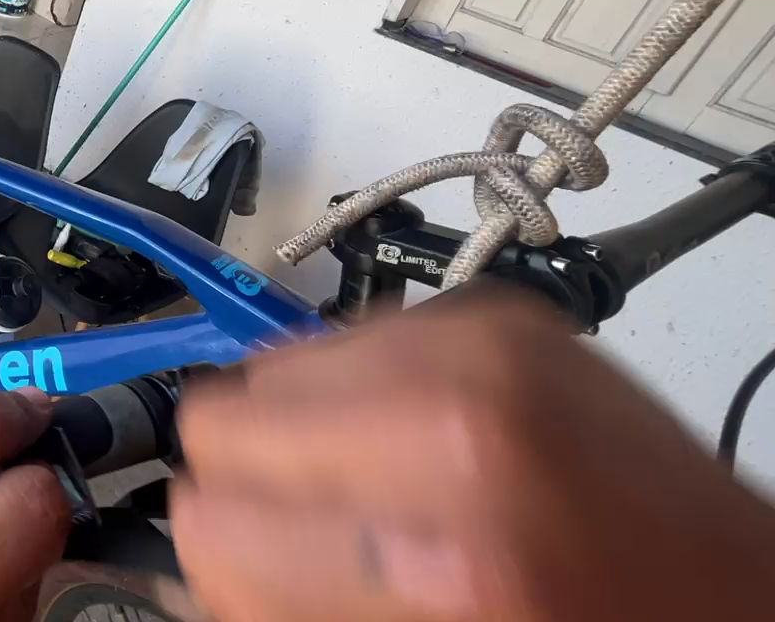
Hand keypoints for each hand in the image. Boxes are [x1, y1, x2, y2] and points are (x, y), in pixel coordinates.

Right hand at [170, 293, 774, 620]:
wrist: (762, 605)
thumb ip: (270, 608)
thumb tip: (187, 554)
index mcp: (441, 569)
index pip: (202, 522)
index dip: (227, 557)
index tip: (265, 568)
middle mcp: (450, 430)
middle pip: (212, 418)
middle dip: (249, 477)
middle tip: (318, 518)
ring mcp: (476, 350)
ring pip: (257, 368)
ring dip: (298, 426)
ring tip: (380, 475)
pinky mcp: (487, 311)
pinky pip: (326, 338)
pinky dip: (348, 389)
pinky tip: (414, 435)